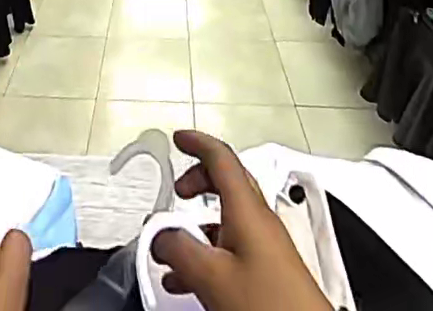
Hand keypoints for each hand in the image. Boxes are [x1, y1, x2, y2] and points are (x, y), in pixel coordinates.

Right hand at [150, 131, 331, 310]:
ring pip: (227, 213)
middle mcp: (258, 217)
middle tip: (178, 188)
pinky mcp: (266, 264)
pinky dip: (209, 245)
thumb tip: (161, 235)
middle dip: (199, 179)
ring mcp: (265, 240)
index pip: (222, 157)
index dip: (198, 143)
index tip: (181, 139)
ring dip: (200, 219)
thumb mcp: (212, 275)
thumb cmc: (270, 303)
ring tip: (177, 239)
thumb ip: (180, 250)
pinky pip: (233, 241)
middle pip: (226, 180)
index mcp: (247, 207)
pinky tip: (192, 274)